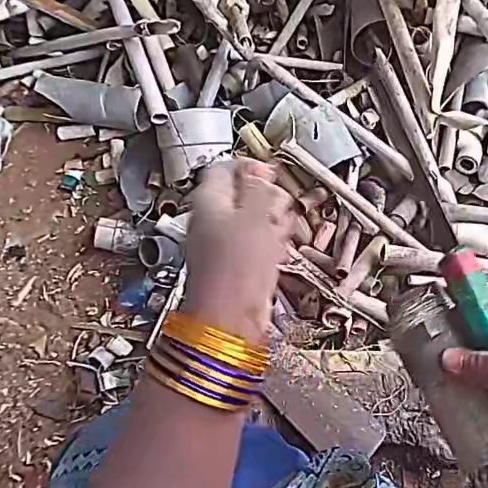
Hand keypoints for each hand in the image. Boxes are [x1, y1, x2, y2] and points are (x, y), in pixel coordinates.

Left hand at [181, 158, 292, 342]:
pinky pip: (258, 243)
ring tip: (279, 233)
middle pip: (243, 194)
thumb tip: (258, 168)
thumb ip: (257, 188)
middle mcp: (212, 220)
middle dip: (267, 198)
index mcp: (208, 202)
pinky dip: (271, 243)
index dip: (250, 168)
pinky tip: (278, 250)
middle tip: (278, 209)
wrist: (232, 319)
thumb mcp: (253, 217)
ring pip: (254, 219)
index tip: (270, 175)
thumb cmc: (235, 270)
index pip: (224, 168)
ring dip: (272, 221)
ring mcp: (224, 243)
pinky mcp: (238, 263)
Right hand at [441, 287, 487, 472]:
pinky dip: (470, 400)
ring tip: (432, 376)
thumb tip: (447, 358)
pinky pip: (485, 397)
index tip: (451, 299)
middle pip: (482, 336)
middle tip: (431, 344)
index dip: (479, 295)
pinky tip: (451, 404)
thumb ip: (485, 367)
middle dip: (458, 339)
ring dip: (460, 374)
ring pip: (480, 368)